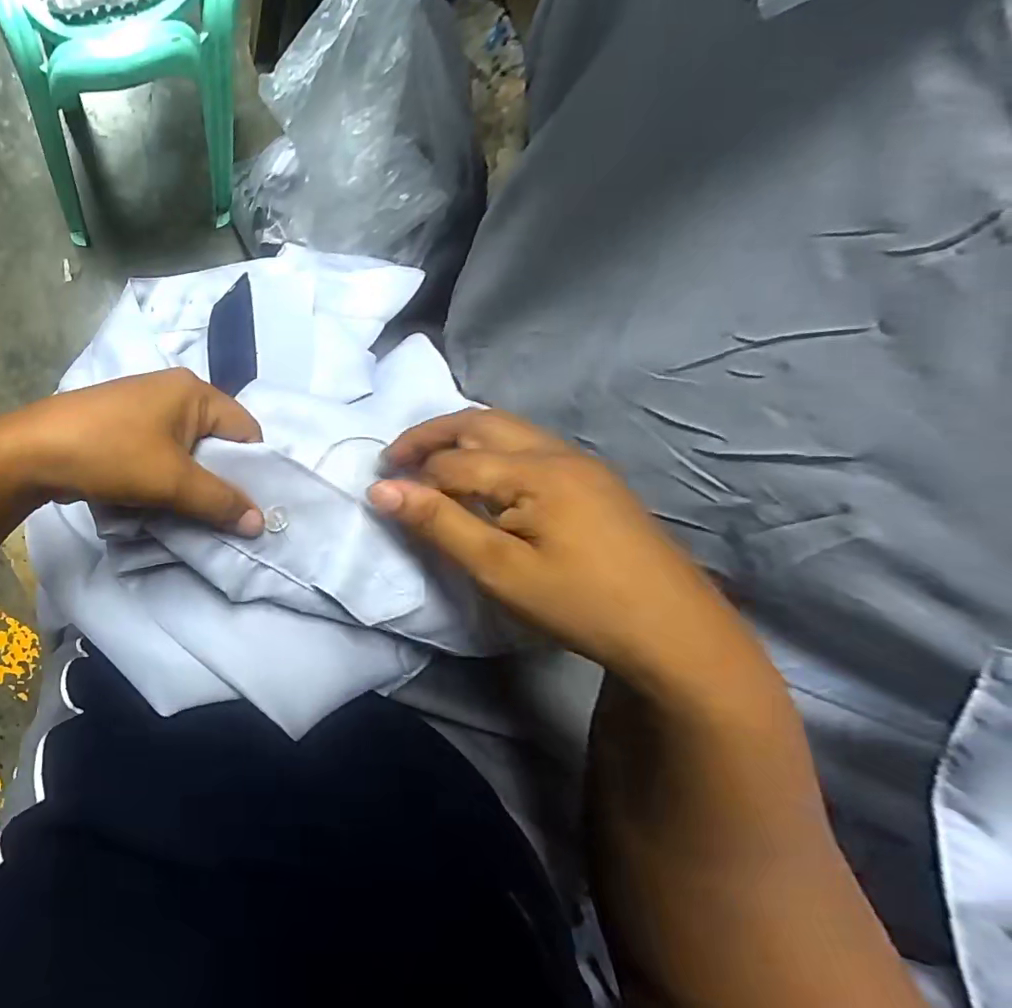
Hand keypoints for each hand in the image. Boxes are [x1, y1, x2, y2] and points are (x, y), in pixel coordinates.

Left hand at [0, 368, 265, 535]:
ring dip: (185, 485)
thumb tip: (260, 522)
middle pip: (214, 442)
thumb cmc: (111, 455)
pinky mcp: (118, 426)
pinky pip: (154, 454)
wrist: (34, 450)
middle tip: (217, 519)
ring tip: (182, 515)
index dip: (252, 471)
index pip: (246, 431)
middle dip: (215, 481)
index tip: (247, 509)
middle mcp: (171, 391)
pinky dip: (158, 478)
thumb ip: (219, 501)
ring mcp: (141, 407)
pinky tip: (151, 503)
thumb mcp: (172, 481)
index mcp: (193, 391)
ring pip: (182, 453)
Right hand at [368, 409, 764, 691]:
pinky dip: (488, 450)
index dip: (413, 477)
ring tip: (427, 468)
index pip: (453, 460)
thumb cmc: (579, 603)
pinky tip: (479, 481)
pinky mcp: (594, 483)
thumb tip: (380, 488)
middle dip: (430, 435)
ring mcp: (583, 466)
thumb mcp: (496, 568)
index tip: (380, 497)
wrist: (678, 636)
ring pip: (508, 430)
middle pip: (481, 422)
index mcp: (537, 473)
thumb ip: (437, 522)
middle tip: (394, 460)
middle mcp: (560, 455)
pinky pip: (528, 446)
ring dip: (459, 439)